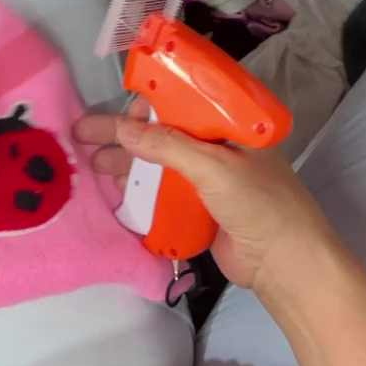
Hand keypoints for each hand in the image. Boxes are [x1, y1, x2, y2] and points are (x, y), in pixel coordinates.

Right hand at [73, 103, 333, 293]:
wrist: (281, 263)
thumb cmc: (260, 205)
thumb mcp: (214, 167)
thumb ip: (168, 146)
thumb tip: (123, 129)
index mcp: (229, 126)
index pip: (183, 102)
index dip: (150, 102)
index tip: (119, 109)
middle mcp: (216, 148)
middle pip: (163, 134)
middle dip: (124, 134)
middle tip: (83, 133)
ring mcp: (205, 180)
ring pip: (157, 165)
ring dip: (126, 163)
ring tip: (91, 164)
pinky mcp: (195, 209)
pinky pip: (160, 193)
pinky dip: (138, 191)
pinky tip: (113, 190)